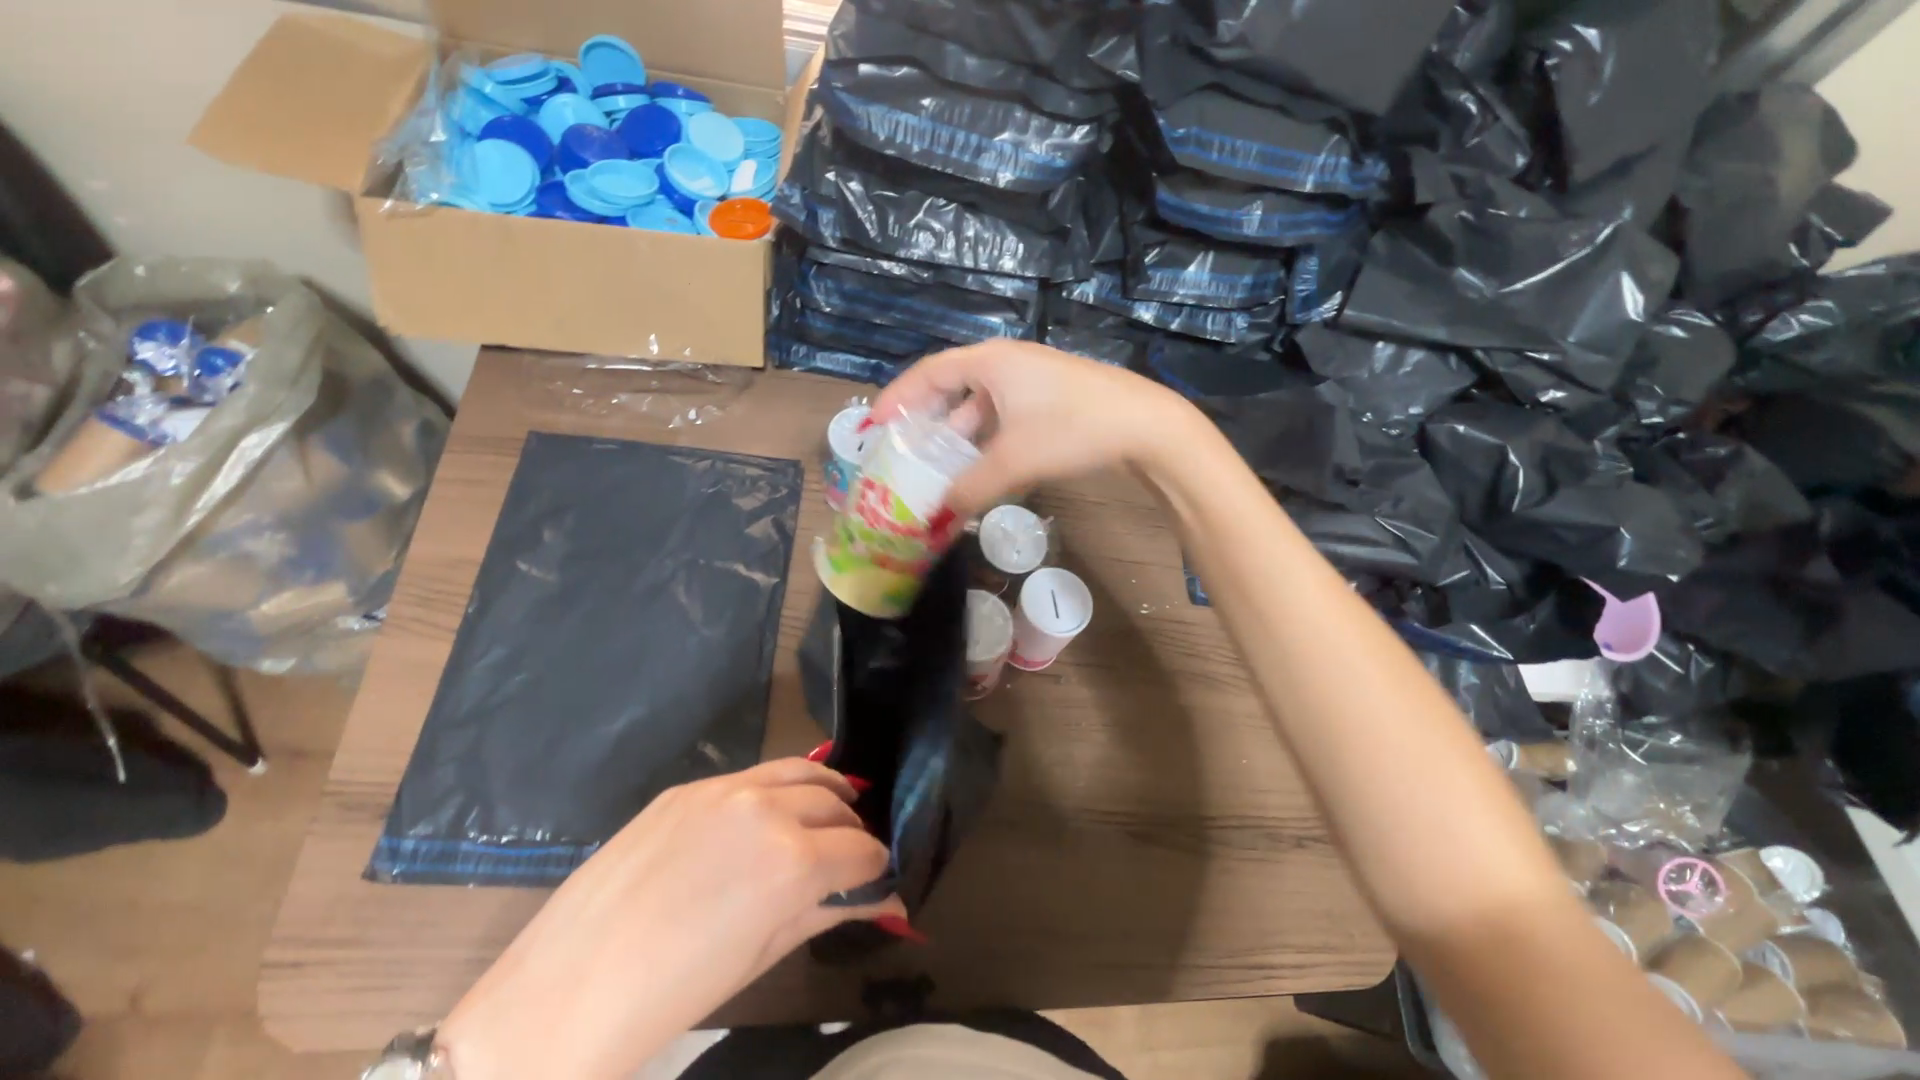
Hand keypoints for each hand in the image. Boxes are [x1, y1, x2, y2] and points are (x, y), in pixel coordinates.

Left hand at [438, 759, 900, 1079]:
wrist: (568, 987)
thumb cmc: (675, 992)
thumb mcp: (762, 954)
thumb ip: (825, 912)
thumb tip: (883, 903)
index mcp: (793, 861)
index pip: (862, 851)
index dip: (875, 870)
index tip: (876, 883)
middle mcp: (765, 810)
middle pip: (836, 806)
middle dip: (854, 833)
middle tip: (852, 860)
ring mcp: (721, 790)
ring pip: (799, 773)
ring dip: (825, 796)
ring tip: (831, 817)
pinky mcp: (686, 788)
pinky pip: (752, 776)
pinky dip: (778, 789)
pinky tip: (771, 817)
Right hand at [871, 342, 1204, 515]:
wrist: (1147, 426)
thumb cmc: (1074, 430)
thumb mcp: (1015, 461)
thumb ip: (971, 487)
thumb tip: (940, 514)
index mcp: (991, 362)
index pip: (928, 373)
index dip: (897, 398)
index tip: (875, 426)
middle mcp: (1007, 362)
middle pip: (951, 386)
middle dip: (925, 420)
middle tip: (902, 450)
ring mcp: (1031, 379)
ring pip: (979, 405)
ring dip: (958, 435)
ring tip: (937, 467)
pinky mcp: (1050, 398)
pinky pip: (1002, 415)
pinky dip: (984, 439)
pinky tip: (981, 467)